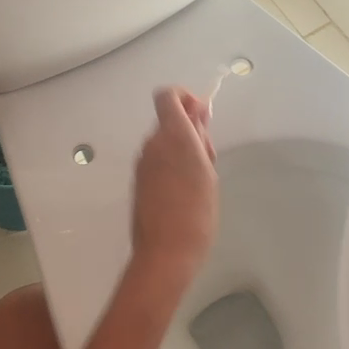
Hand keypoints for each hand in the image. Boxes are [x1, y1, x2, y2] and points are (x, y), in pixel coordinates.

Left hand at [130, 87, 217, 276]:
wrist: (166, 253)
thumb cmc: (196, 213)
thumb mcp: (207, 171)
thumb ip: (200, 138)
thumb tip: (198, 111)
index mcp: (172, 136)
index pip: (168, 96)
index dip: (186, 98)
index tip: (203, 117)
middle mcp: (152, 145)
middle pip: (169, 121)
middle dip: (190, 130)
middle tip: (208, 158)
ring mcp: (142, 164)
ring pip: (164, 142)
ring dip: (182, 149)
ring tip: (201, 181)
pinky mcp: (139, 182)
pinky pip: (158, 161)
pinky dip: (173, 166)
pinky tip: (187, 192)